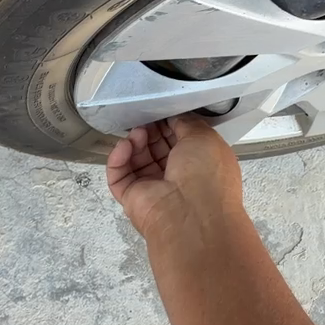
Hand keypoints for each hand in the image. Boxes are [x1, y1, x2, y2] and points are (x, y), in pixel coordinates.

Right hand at [105, 116, 245, 244]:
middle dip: (150, 130)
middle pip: (157, 148)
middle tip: (145, 118)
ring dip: (135, 142)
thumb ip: (187, 122)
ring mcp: (155, 189)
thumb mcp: (204, 136)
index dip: (170, 122)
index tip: (161, 110)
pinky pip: (119, 175)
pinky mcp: (133, 198)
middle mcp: (179, 178)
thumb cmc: (206, 176)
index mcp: (200, 164)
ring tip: (137, 133)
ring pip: (137, 159)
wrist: (189, 214)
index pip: (180, 139)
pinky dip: (118, 158)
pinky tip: (125, 146)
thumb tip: (175, 116)